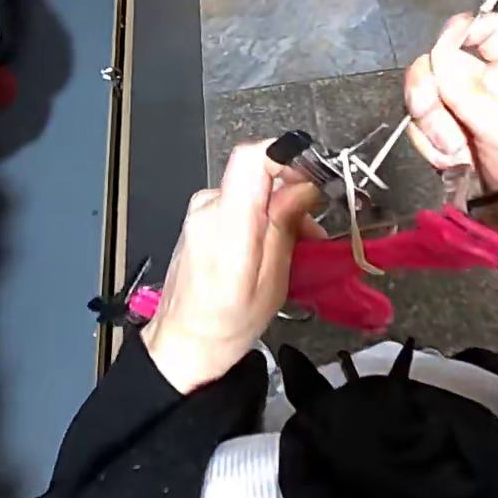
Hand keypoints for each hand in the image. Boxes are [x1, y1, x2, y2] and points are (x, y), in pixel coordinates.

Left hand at [140, 143, 322, 393]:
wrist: (183, 341)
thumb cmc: (228, 322)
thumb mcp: (271, 282)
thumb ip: (284, 226)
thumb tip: (304, 186)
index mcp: (228, 224)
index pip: (251, 158)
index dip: (286, 156)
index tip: (312, 175)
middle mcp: (209, 207)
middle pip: (256, 171)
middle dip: (291, 189)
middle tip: (314, 222)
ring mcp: (200, 209)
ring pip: (250, 186)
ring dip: (277, 204)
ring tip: (297, 241)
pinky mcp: (200, 215)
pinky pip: (237, 199)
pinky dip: (260, 212)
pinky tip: (272, 242)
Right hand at [403, 13, 497, 308]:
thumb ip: (466, 90)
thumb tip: (434, 54)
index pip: (487, 29)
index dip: (461, 30)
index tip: (441, 51)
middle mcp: (484, 88)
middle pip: (439, 62)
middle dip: (430, 92)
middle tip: (435, 118)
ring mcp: (462, 116)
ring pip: (423, 97)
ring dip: (431, 127)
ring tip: (454, 155)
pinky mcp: (444, 142)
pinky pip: (419, 128)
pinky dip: (428, 148)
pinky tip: (449, 166)